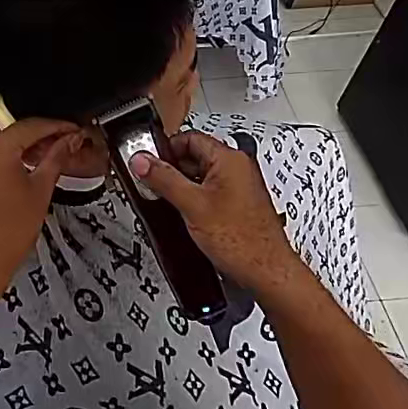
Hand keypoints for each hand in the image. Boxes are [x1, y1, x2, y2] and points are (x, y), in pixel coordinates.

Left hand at [0, 118, 80, 298]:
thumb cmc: (5, 234)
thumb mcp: (40, 190)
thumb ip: (56, 158)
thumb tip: (67, 142)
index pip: (30, 126)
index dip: (55, 126)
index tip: (68, 130)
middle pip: (5, 124)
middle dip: (30, 132)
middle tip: (52, 143)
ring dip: (8, 142)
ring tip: (31, 159)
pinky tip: (7, 173)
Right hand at [130, 132, 310, 296]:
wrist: (265, 270)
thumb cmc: (243, 240)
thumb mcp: (192, 205)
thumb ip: (164, 180)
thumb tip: (142, 161)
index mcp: (230, 159)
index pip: (190, 137)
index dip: (165, 148)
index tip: (148, 162)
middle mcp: (238, 168)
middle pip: (194, 156)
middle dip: (171, 170)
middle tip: (154, 184)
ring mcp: (240, 187)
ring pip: (201, 176)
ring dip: (183, 187)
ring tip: (170, 203)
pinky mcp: (238, 205)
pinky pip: (210, 193)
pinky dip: (195, 200)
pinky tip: (187, 216)